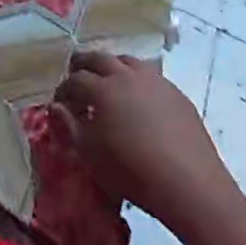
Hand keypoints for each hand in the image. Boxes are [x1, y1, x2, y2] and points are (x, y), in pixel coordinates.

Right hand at [53, 51, 231, 219]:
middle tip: (76, 74)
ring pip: (127, 61)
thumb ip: (69, 126)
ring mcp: (155, 82)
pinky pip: (151, 78)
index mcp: (102, 88)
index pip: (75, 80)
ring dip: (113, 67)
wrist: (190, 186)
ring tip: (109, 81)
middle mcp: (126, 75)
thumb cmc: (132, 171)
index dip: (64, 89)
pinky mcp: (177, 95)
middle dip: (83, 64)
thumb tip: (55, 106)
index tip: (60, 101)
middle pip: (99, 58)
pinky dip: (138, 81)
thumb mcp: (91, 154)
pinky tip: (140, 101)